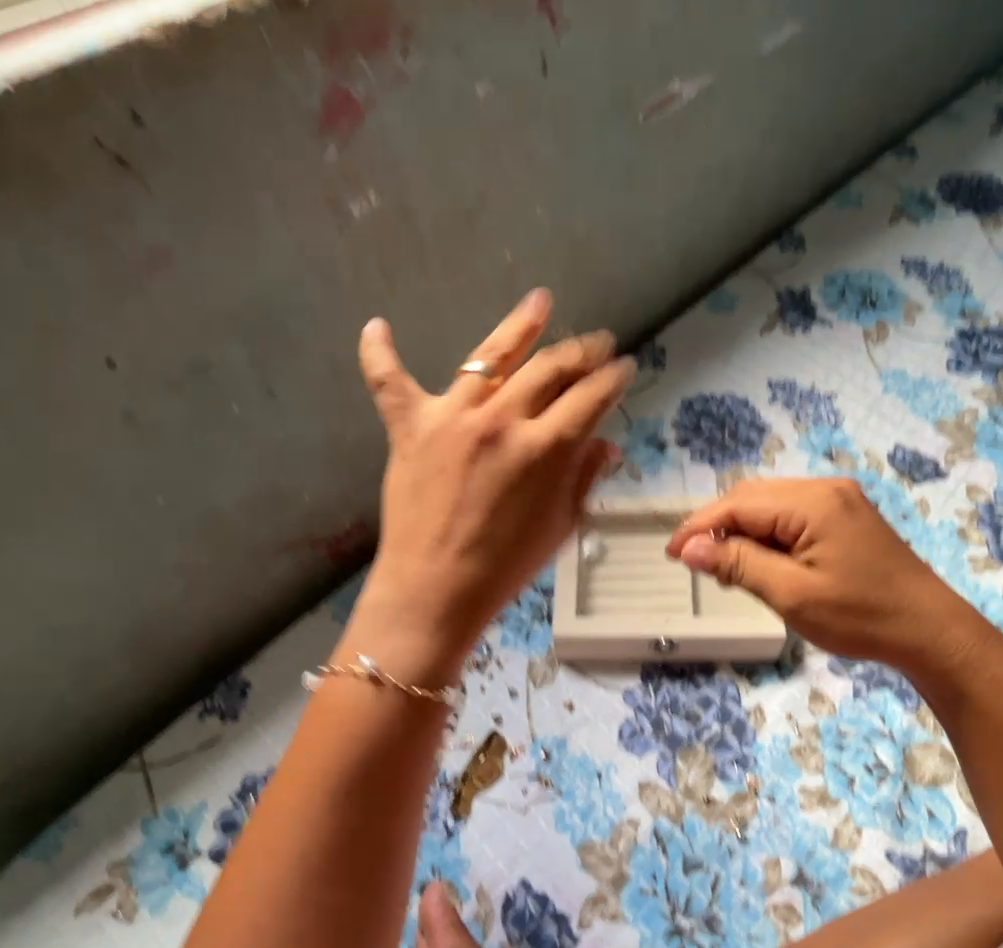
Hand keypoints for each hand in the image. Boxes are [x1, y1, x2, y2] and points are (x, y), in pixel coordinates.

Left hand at [354, 289, 634, 655]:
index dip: (614, 378)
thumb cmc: (506, 566)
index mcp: (547, 448)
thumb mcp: (561, 524)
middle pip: (550, 368)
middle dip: (582, 350)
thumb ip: (584, 476)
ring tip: (540, 301)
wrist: (435, 591)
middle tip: (597, 341)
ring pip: (491, 356)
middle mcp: (502, 420)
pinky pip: (389, 380)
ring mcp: (452, 417)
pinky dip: (380, 352)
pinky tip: (378, 324)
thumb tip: (603, 443)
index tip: (625, 368)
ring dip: (521, 325)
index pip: (591, 396)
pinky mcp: (410, 426)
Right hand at [666, 478, 993, 670]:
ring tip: (723, 568)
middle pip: (753, 498)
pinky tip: (760, 562)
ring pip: (770, 506)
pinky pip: (792, 516)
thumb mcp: (791, 595)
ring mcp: (839, 500)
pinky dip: (767, 535)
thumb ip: (738, 564)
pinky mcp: (846, 517)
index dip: (699, 527)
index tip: (671, 554)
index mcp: (811, 502)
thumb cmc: (860, 616)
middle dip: (719, 527)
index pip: (738, 503)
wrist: (929, 630)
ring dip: (742, 532)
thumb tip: (689, 548)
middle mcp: (824, 489)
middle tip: (695, 564)